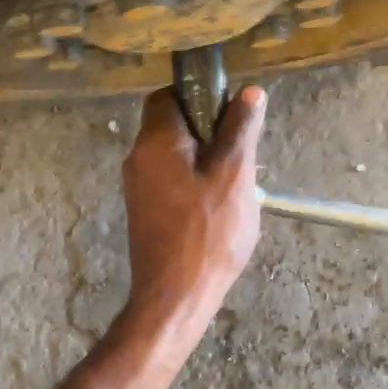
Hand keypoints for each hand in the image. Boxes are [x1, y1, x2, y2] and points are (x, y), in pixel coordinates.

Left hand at [122, 86, 266, 320]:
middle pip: (171, 126)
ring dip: (205, 160)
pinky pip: (171, 181)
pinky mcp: (144, 212)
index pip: (166, 96)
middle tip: (242, 153)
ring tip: (237, 183)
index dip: (198, 95)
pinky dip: (194, 182)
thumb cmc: (207, 233)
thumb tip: (249, 93)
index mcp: (154, 141)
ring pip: (174, 156)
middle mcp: (138, 159)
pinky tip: (220, 206)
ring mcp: (138, 188)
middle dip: (208, 132)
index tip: (229, 112)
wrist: (175, 295)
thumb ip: (240, 130)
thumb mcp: (234, 176)